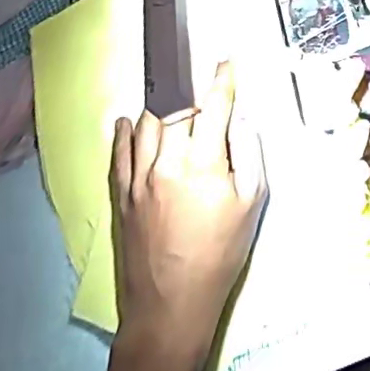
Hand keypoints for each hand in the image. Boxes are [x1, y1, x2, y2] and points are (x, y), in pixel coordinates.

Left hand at [103, 62, 264, 370]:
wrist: (171, 307)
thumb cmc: (220, 254)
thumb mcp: (252, 203)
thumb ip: (249, 154)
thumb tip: (241, 122)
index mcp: (203, 164)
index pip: (213, 108)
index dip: (221, 81)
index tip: (224, 63)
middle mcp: (166, 164)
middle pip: (176, 110)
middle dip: (190, 89)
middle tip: (198, 78)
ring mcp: (138, 181)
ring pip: (145, 127)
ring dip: (159, 106)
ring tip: (169, 93)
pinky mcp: (119, 198)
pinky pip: (117, 155)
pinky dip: (123, 134)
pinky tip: (127, 120)